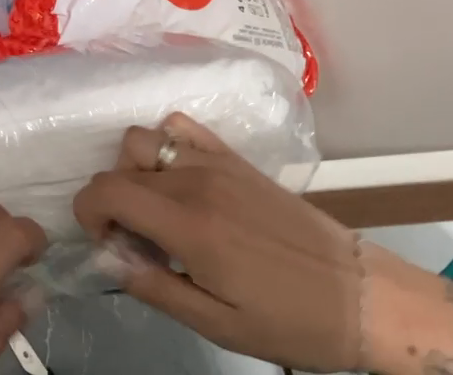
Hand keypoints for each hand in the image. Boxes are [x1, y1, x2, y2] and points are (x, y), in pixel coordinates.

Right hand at [71, 113, 363, 371]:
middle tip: (134, 238)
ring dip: (132, 169)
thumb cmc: (291, 322)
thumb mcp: (219, 325)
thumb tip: (108, 259)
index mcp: (188, 226)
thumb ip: (154, 287)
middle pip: (118, 166)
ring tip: (154, 207)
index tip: (107, 242)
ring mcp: (216, 163)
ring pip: (141, 139)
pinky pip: (180, 126)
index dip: (88, 212)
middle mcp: (195, 182)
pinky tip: (177, 176)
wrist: (364, 298)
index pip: (106, 190)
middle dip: (110, 200)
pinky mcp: (234, 158)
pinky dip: (164, 143)